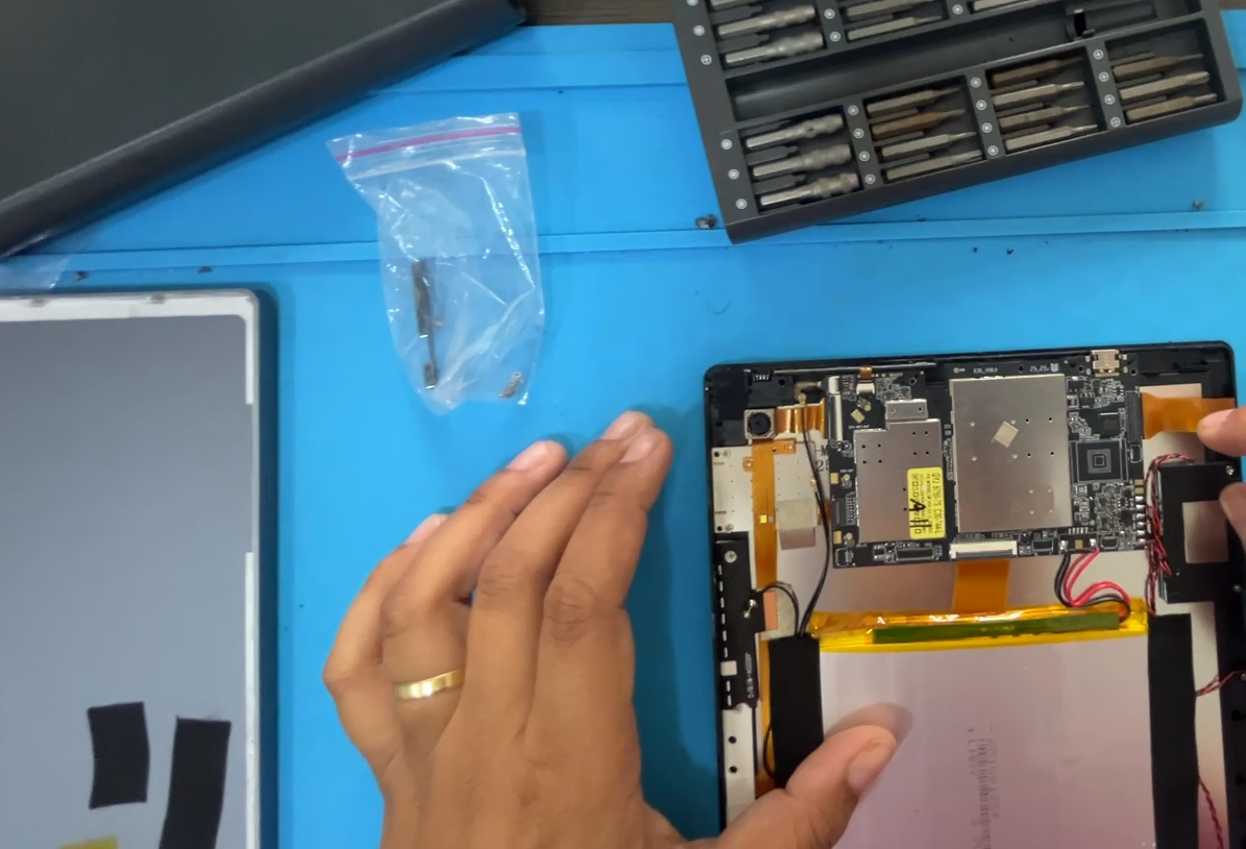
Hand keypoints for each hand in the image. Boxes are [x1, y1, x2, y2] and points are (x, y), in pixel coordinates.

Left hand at [324, 413, 895, 848]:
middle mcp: (486, 740)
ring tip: (539, 456)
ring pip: (425, 606)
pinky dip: (386, 588)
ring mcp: (422, 754)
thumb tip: (886, 731)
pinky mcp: (387, 771)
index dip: (616, 514)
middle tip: (621, 435)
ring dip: (481, 515)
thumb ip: (808, 813)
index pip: (583, 605)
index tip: (652, 451)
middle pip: (512, 581)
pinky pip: (358, 667)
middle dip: (572, 490)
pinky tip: (429, 536)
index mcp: (570, 761)